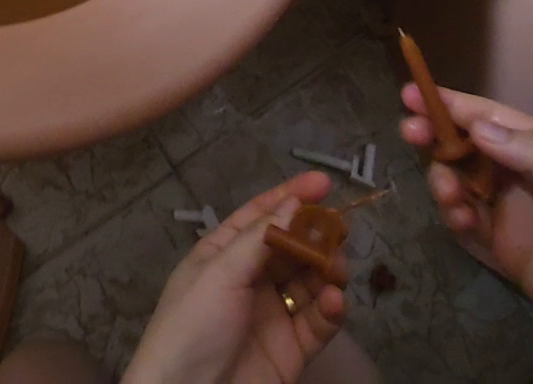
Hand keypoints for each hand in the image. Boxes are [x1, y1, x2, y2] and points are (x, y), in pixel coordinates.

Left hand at [123, 171, 346, 383]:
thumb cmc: (193, 325)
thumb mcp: (219, 273)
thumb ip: (259, 239)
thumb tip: (292, 203)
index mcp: (223, 253)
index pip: (261, 215)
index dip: (291, 196)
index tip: (325, 182)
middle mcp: (249, 278)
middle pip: (290, 246)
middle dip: (315, 236)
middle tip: (339, 231)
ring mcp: (272, 314)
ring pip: (309, 281)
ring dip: (326, 270)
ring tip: (337, 268)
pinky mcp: (291, 350)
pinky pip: (317, 322)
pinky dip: (330, 310)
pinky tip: (334, 301)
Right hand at [400, 86, 532, 382]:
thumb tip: (476, 125)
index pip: (491, 117)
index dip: (451, 103)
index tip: (411, 93)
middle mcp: (522, 176)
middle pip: (465, 146)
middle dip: (435, 136)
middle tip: (410, 132)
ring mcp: (511, 213)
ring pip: (458, 182)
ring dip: (443, 180)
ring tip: (449, 195)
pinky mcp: (504, 251)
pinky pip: (464, 225)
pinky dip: (454, 219)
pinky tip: (462, 224)